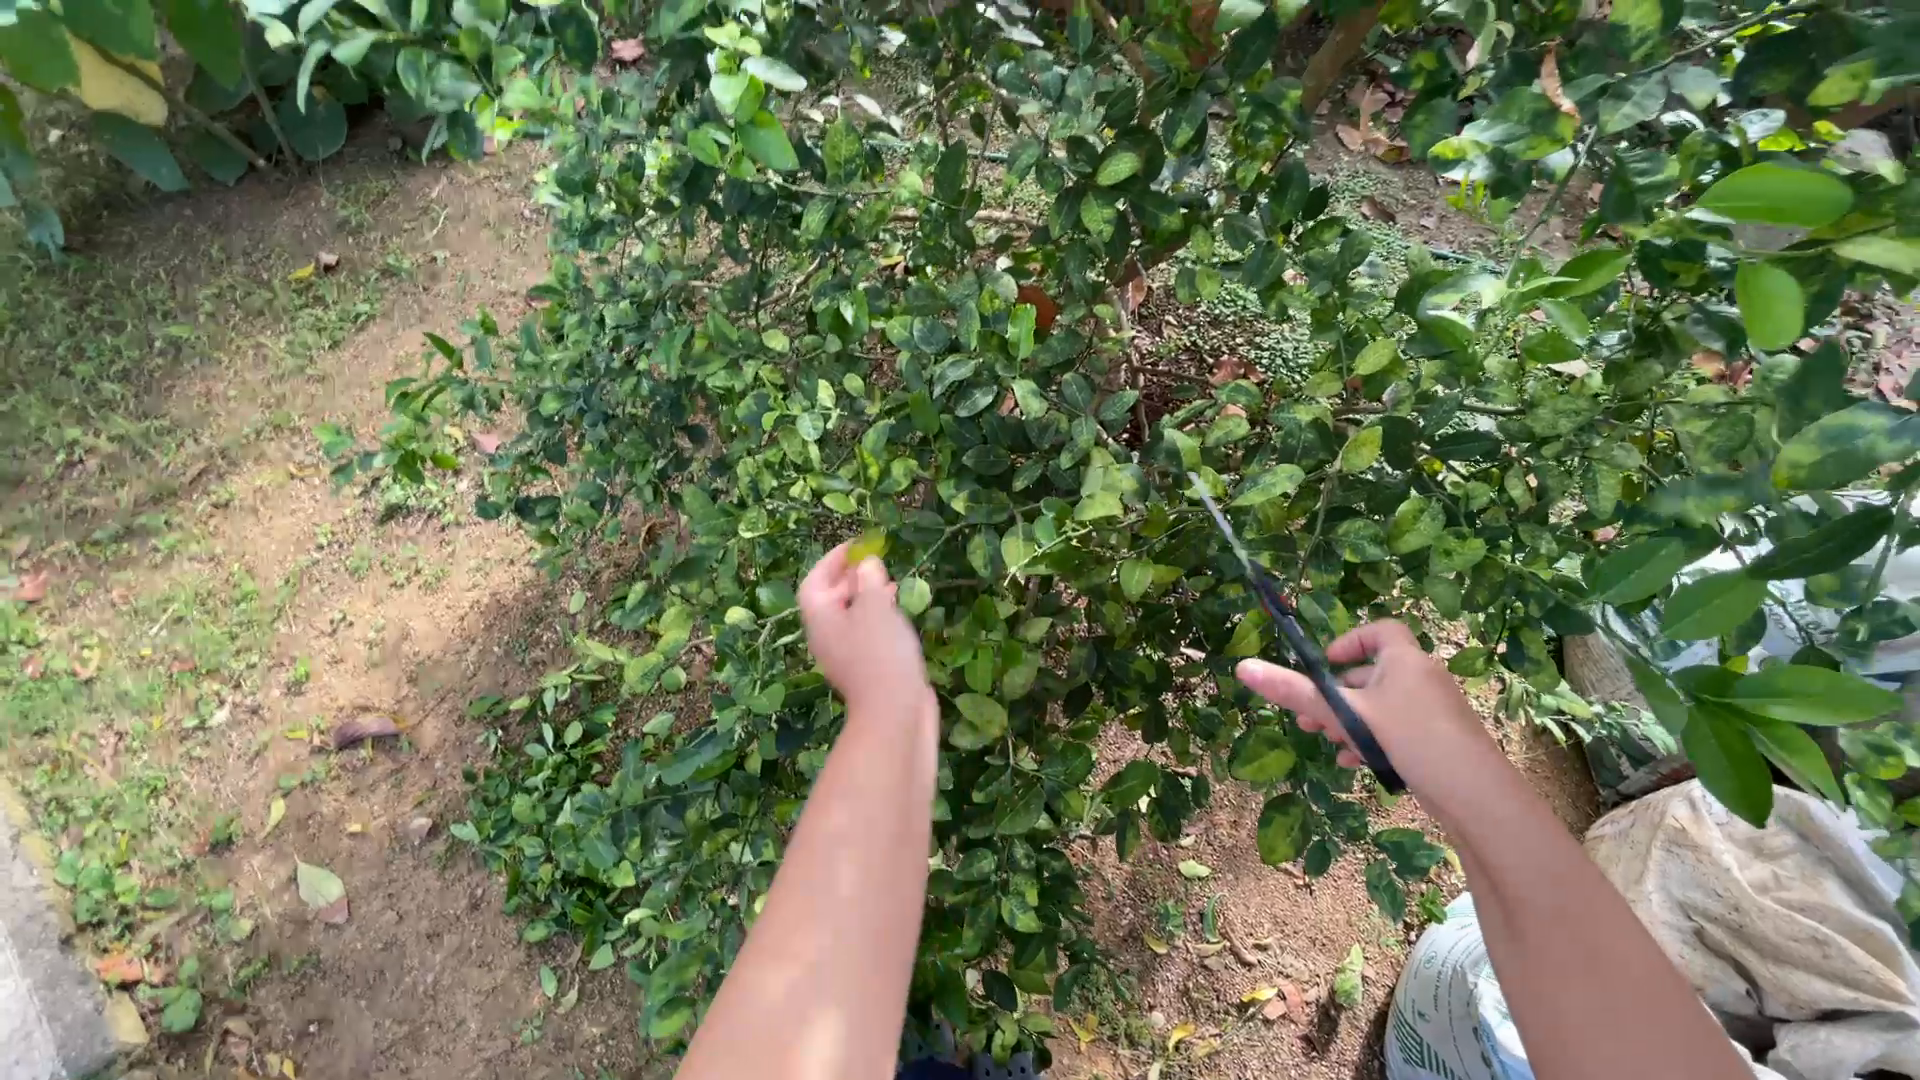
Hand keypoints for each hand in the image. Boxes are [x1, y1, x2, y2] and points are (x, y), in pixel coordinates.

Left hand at [799, 542, 932, 718]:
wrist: (895, 713)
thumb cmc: (880, 653)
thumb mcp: (875, 607)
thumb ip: (868, 581)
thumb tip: (865, 565)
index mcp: (820, 619)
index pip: (814, 582)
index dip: (831, 561)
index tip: (855, 546)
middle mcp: (827, 637)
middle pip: (831, 599)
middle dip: (852, 578)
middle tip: (876, 564)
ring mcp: (846, 656)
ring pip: (851, 617)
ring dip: (868, 598)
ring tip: (892, 584)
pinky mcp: (867, 668)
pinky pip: (867, 634)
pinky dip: (879, 618)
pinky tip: (900, 614)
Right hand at [1235, 620, 1503, 800]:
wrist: (1476, 796)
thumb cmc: (1409, 738)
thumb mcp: (1344, 714)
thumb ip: (1294, 692)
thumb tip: (1242, 667)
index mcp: (1404, 660)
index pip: (1380, 630)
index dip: (1349, 642)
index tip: (1325, 664)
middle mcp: (1422, 678)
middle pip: (1371, 674)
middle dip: (1335, 694)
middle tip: (1308, 716)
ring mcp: (1434, 711)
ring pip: (1381, 706)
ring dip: (1349, 720)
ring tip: (1326, 740)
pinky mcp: (1439, 741)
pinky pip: (1397, 729)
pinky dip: (1372, 739)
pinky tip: (1354, 762)